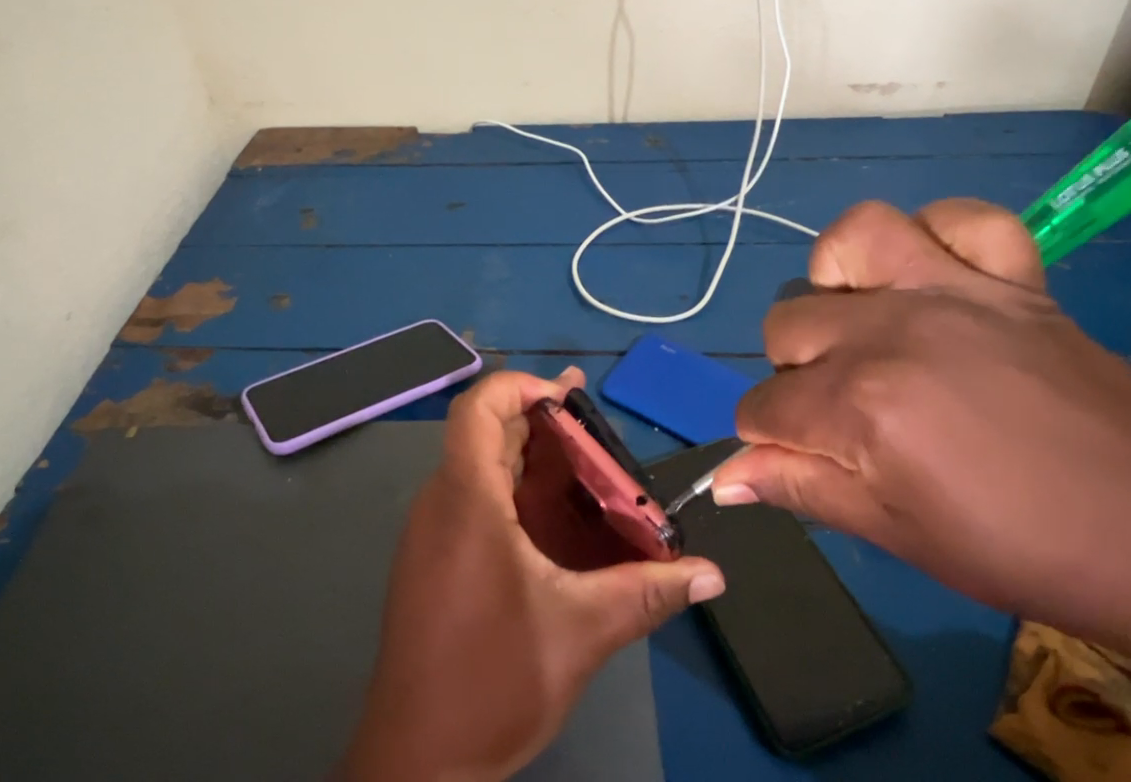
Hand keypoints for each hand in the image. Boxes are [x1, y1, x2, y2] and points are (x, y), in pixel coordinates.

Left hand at [339, 369, 723, 781]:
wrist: (418, 758)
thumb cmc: (494, 679)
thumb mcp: (582, 631)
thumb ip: (648, 593)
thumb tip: (712, 574)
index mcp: (466, 501)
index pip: (478, 407)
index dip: (520, 386)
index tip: (569, 398)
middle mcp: (439, 506)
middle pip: (483, 435)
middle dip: (538, 420)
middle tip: (592, 420)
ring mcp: (428, 537)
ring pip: (477, 471)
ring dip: (526, 459)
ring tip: (583, 465)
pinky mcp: (429, 565)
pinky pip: (470, 505)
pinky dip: (511, 494)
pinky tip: (552, 523)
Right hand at [712, 199, 1130, 779]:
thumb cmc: (1019, 551)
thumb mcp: (895, 532)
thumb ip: (801, 490)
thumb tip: (725, 479)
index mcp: (858, 404)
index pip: (762, 407)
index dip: (767, 440)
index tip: (798, 461)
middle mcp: (891, 330)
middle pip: (787, 324)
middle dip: (795, 374)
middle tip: (843, 417)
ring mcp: (956, 292)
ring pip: (854, 238)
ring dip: (839, 279)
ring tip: (865, 324)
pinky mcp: (1015, 279)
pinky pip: (964, 218)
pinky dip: (941, 234)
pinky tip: (939, 279)